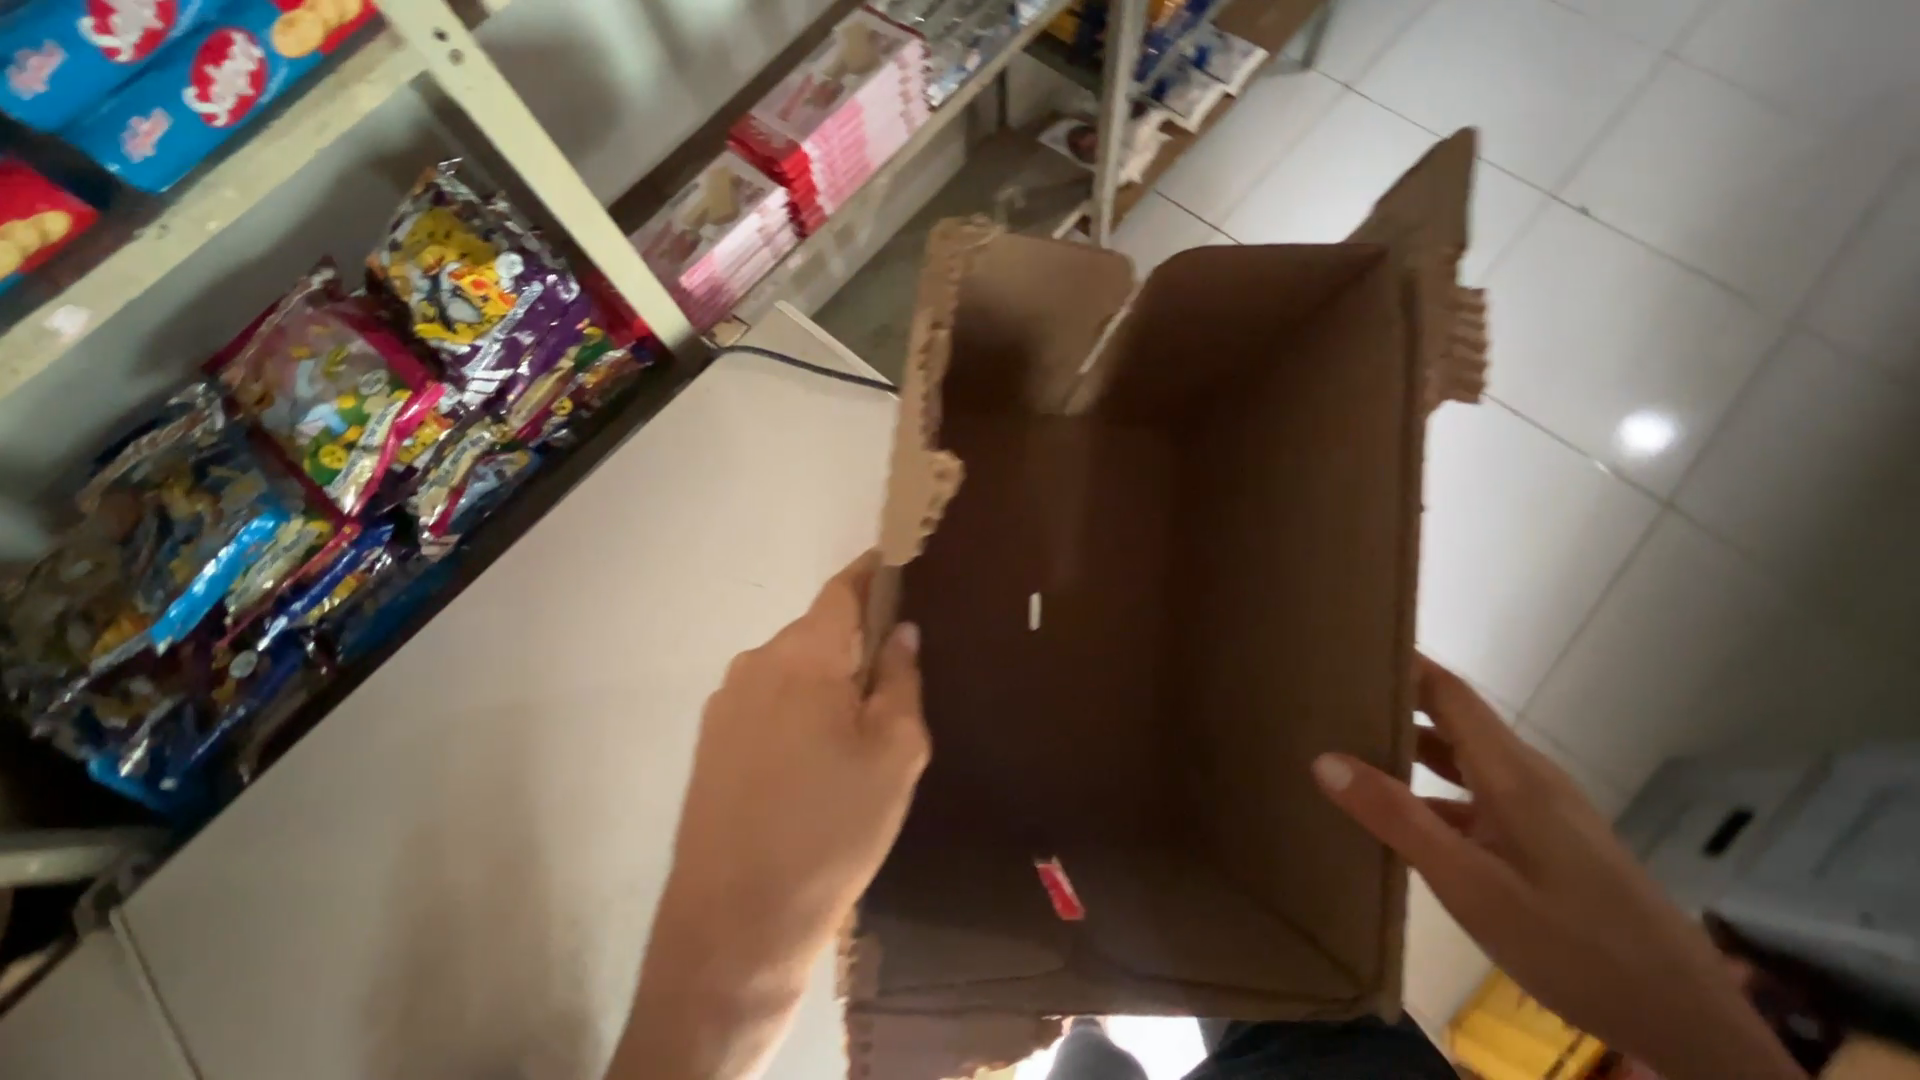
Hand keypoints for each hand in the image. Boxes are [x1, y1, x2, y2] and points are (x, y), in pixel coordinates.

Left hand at [664, 551, 929, 965]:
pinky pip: (767, 701)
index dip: (876, 574)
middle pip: (818, 630)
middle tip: (897, 685)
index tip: (903, 569)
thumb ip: (901, 682)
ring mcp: (726, 702)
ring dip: (826, 682)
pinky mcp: (711, 741)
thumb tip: (902, 632)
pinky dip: (798, 710)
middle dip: (858, 644)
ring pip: (793, 669)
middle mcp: (757, 662)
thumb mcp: (894, 756)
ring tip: (857, 735)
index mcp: (804, 655)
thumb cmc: (831, 831)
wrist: (735, 921)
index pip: (844, 588)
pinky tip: (814, 762)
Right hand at [1312, 655, 1801, 1079]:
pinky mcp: (1549, 844)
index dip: (1403, 663)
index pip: (1448, 692)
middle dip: (1396, 702)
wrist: (1680, 1016)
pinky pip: (1480, 798)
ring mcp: (1543, 812)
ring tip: (1351, 748)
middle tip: (1332, 698)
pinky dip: (1435, 794)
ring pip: (1466, 761)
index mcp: (1513, 774)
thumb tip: (1324, 758)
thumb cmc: (1571, 942)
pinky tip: (1404, 820)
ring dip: (1412, 750)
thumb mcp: (1469, 884)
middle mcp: (1529, 779)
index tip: (1351, 645)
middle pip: (1454, 721)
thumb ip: (1398, 818)